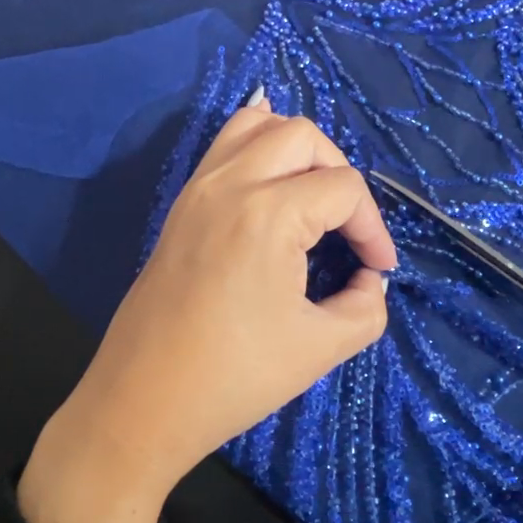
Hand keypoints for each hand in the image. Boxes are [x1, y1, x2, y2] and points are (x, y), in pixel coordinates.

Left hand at [17, 99, 398, 522]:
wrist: (144, 399)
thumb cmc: (234, 376)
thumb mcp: (320, 349)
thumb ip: (366, 307)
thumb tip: (370, 278)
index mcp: (269, 213)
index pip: (343, 188)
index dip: (373, 227)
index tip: (378, 269)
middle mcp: (233, 182)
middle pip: (303, 136)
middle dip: (339, 171)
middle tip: (348, 225)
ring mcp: (201, 185)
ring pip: (258, 124)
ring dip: (296, 147)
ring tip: (313, 192)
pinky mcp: (183, 200)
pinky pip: (224, 142)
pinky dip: (256, 141)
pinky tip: (273, 167)